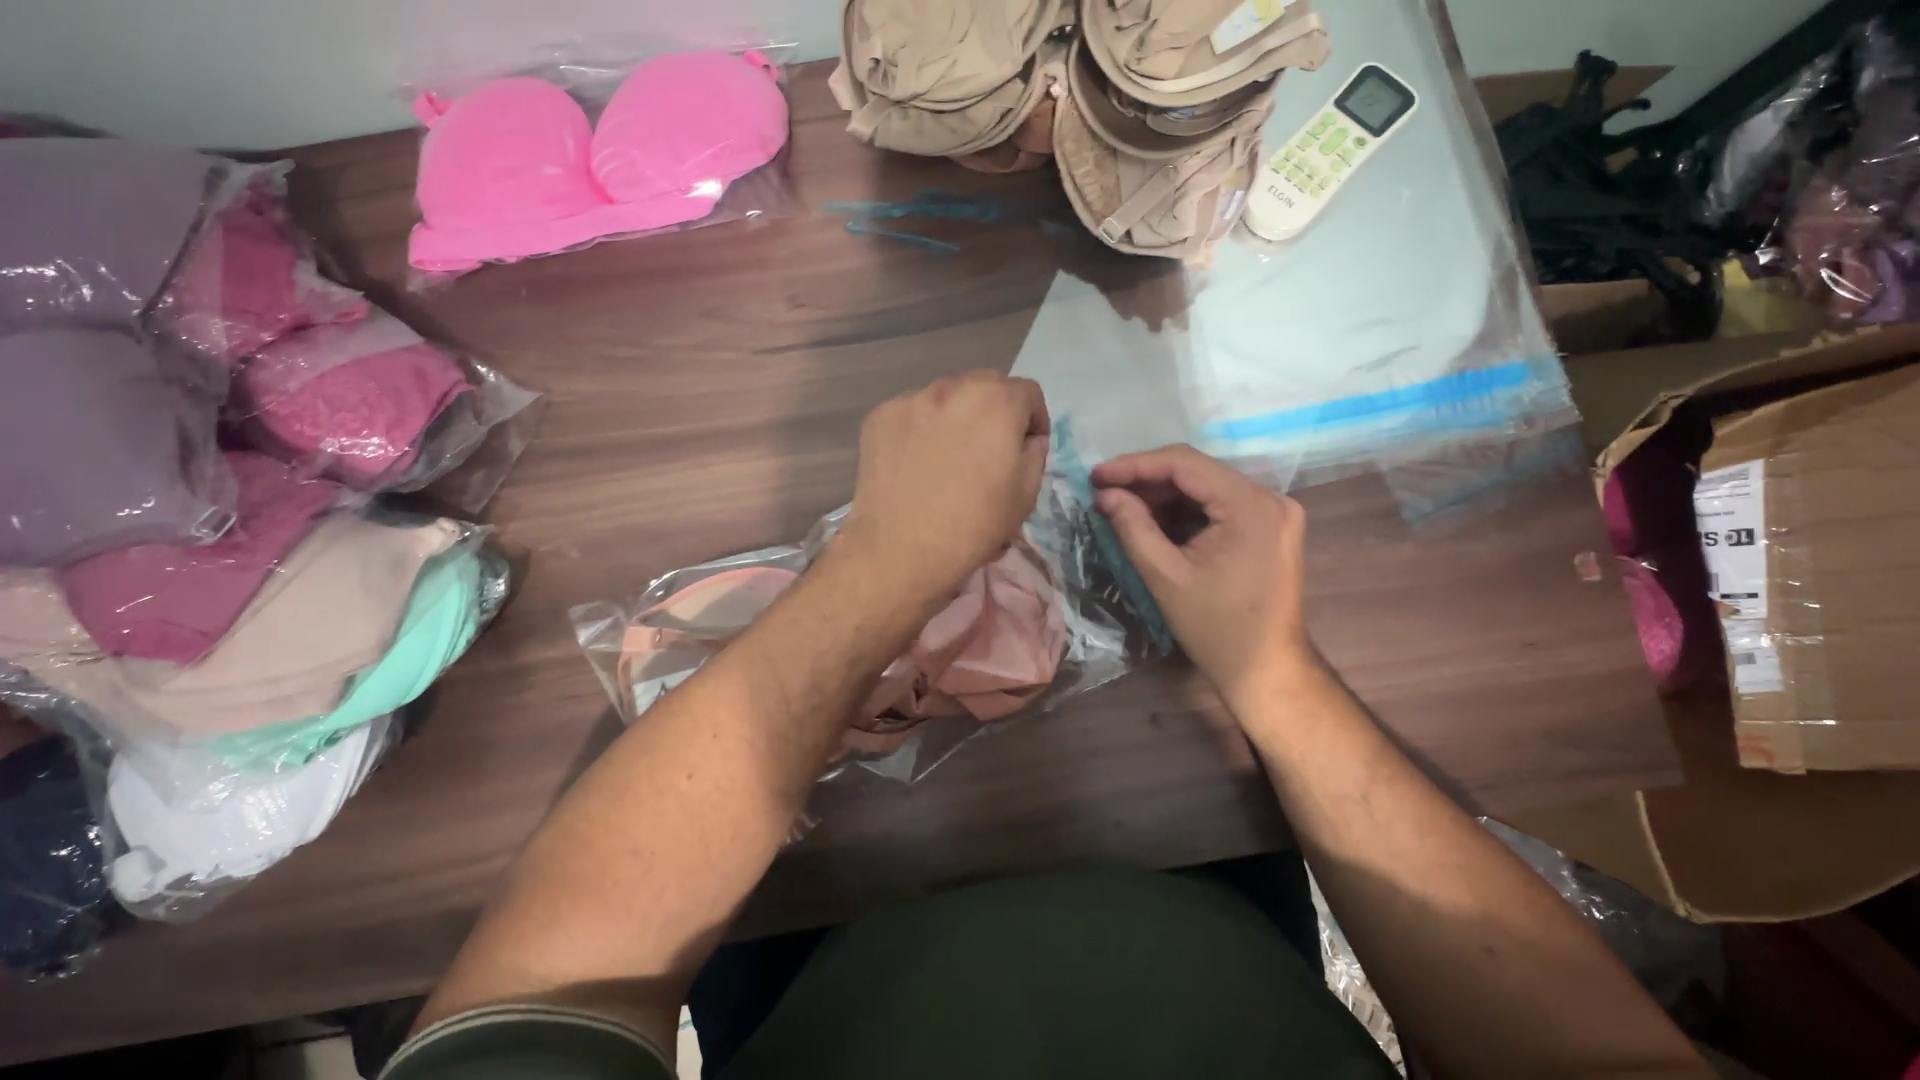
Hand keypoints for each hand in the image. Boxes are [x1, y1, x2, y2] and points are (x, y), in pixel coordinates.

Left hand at [842, 372, 1049, 605]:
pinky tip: (916, 465)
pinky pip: (911, 415)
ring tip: (947, 459)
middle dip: (994, 412)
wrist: (900, 550)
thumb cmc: (974, 525)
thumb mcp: (1026, 495)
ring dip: (955, 418)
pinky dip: (919, 430)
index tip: (1027, 448)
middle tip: (988, 452)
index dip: (1034, 421)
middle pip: (985, 386)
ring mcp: (911, 400)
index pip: (1028, 392)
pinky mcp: (880, 417)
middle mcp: (954, 387)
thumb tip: (1027, 439)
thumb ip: (1035, 454)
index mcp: (998, 402)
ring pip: (945, 398)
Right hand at [1092, 445, 1311, 704]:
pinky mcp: (1272, 527)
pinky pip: (1222, 505)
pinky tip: (1155, 522)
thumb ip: (1133, 527)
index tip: (1096, 476)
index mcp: (1250, 505)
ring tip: (1122, 508)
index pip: (1185, 464)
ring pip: (1208, 487)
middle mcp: (1270, 498)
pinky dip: (1188, 511)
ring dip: (1165, 496)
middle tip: (1104, 493)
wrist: (1267, 670)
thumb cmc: (1216, 628)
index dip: (1135, 465)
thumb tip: (1106, 494)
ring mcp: (1276, 512)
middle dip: (1148, 481)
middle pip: (1198, 472)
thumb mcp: (1166, 577)